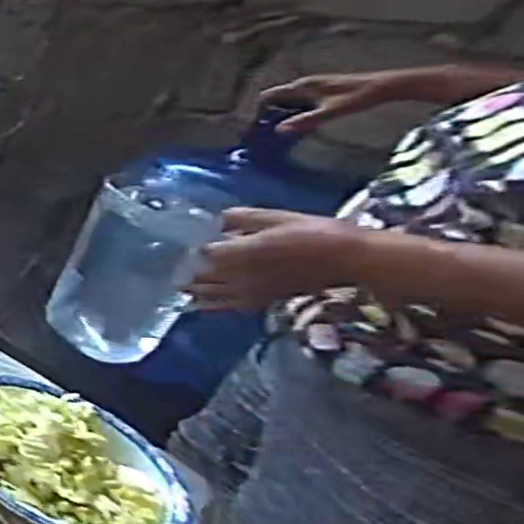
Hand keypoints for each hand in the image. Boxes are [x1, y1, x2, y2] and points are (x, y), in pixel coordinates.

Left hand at [185, 208, 363, 311]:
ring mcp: (249, 289)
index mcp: (241, 251)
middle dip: (185, 270)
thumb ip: (243, 218)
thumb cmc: (315, 232)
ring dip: (192, 288)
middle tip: (172, 266)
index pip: (203, 252)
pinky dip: (209, 305)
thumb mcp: (277, 217)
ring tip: (176, 285)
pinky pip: (228, 305)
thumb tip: (218, 219)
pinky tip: (194, 306)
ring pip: (209, 291)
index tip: (180, 246)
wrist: (351, 258)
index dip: (192, 249)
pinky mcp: (261, 299)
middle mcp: (239, 273)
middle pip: (200, 274)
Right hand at [258, 71, 412, 134]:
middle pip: (276, 99)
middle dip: (268, 114)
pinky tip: (303, 121)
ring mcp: (315, 86)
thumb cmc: (361, 96)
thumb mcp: (332, 111)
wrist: (391, 85)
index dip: (257, 111)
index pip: (267, 97)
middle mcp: (304, 84)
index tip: (256, 126)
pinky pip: (300, 100)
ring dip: (282, 113)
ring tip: (284, 129)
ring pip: (288, 100)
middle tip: (267, 131)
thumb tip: (278, 131)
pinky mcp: (325, 90)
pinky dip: (295, 111)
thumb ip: (305, 121)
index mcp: (301, 87)